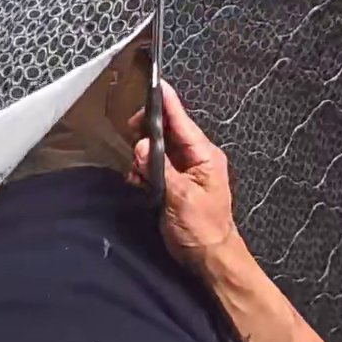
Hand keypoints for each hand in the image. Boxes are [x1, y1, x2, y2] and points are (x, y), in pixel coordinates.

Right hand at [126, 80, 247, 280]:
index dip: (167, 102)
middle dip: (147, 132)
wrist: (209, 258)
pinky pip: (154, 166)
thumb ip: (159, 169)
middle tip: (131, 136)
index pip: (182, 121)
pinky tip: (137, 181)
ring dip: (142, 155)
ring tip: (136, 170)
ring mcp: (184, 170)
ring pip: (157, 148)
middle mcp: (194, 158)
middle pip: (167, 131)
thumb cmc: (203, 228)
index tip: (156, 84)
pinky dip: (142, 170)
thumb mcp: (181, 197)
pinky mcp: (173, 183)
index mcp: (204, 155)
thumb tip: (141, 146)